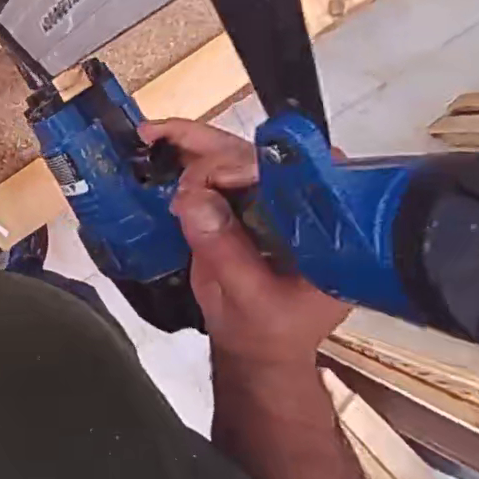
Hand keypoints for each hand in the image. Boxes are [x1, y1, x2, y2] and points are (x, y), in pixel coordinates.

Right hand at [138, 118, 350, 373]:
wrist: (253, 343)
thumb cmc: (267, 330)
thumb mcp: (250, 299)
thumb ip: (226, 253)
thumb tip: (192, 198)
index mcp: (326, 224)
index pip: (298, 176)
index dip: (254, 167)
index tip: (210, 178)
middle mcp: (302, 199)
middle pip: (259, 156)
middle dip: (210, 155)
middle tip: (169, 159)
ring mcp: (270, 194)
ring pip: (232, 152)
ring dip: (191, 141)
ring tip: (152, 134)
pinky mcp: (241, 195)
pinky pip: (213, 165)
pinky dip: (182, 153)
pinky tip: (155, 142)